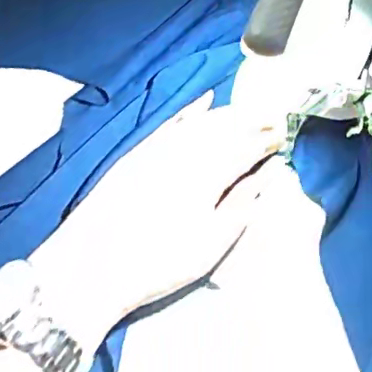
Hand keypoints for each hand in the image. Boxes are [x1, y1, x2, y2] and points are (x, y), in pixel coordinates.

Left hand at [29, 92, 281, 342]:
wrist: (86, 270)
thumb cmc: (157, 263)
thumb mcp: (210, 245)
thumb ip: (243, 204)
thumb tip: (268, 174)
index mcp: (213, 172)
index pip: (251, 145)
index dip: (270, 138)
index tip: (285, 135)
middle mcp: (190, 150)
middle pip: (231, 126)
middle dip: (256, 119)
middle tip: (274, 118)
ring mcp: (163, 147)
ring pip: (205, 119)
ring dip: (232, 112)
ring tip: (249, 112)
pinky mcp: (140, 151)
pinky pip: (173, 122)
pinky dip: (191, 110)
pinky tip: (205, 101)